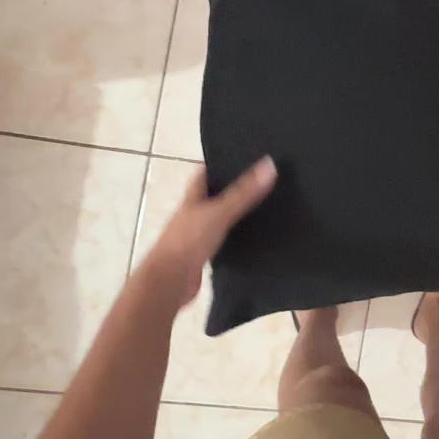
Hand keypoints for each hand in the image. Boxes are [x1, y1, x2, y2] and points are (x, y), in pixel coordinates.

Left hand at [133, 158, 276, 306]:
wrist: (169, 283)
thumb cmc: (189, 241)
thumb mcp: (219, 212)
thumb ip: (244, 192)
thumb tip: (270, 164)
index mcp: (193, 197)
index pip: (206, 171)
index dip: (223, 161)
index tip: (248, 155)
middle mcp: (194, 212)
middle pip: (216, 194)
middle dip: (236, 187)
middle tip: (267, 180)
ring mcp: (198, 234)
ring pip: (222, 217)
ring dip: (239, 213)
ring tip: (269, 205)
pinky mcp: (206, 255)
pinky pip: (226, 239)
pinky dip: (239, 236)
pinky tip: (258, 236)